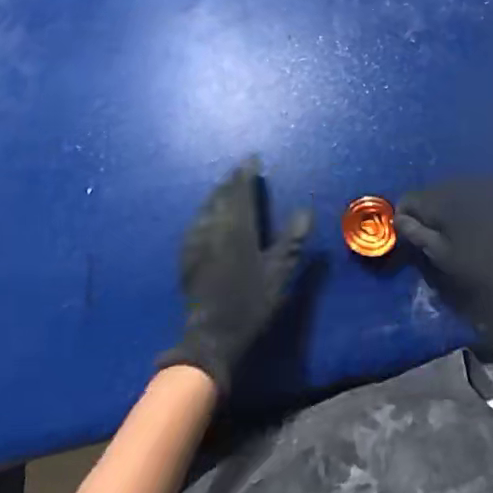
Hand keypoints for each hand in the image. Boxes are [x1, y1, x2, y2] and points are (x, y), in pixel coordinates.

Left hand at [157, 158, 311, 393]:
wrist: (212, 333)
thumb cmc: (250, 303)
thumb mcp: (278, 273)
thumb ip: (291, 240)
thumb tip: (305, 210)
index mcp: (236, 227)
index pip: (240, 190)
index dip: (246, 172)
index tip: (252, 158)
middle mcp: (213, 226)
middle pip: (221, 195)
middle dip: (231, 180)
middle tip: (240, 170)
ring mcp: (196, 240)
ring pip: (207, 207)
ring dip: (218, 194)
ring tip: (226, 188)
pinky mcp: (187, 254)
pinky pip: (197, 222)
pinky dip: (207, 212)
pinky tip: (208, 217)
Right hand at [398, 179, 492, 340]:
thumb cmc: (484, 262)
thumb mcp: (444, 254)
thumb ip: (417, 234)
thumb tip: (398, 219)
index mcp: (438, 199)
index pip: (407, 199)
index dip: (405, 216)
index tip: (412, 235)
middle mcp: (455, 183)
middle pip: (429, 193)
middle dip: (428, 211)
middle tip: (436, 235)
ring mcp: (479, 182)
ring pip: (451, 191)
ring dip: (449, 206)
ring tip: (458, 229)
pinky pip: (472, 191)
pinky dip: (468, 203)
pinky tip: (479, 221)